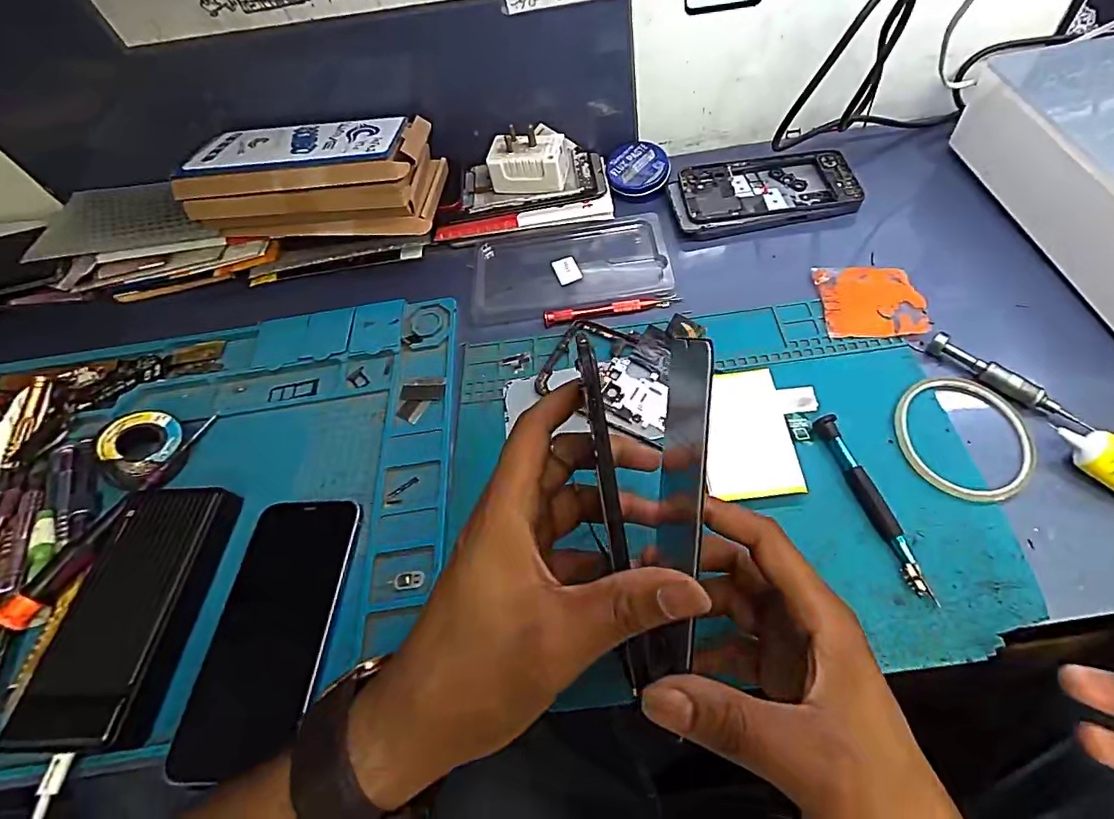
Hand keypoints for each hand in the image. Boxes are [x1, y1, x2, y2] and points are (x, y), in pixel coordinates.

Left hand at [343, 382, 711, 808]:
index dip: (562, 403)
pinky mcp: (519, 581)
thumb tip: (692, 588)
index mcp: (508, 514)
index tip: (597, 387)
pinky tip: (633, 568)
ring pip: (567, 509)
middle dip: (608, 460)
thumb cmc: (477, 667)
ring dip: (609, 509)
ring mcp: (514, 552)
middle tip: (657, 467)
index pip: (533, 436)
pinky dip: (598, 548)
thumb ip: (630, 604)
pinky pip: (565, 547)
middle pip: (560, 467)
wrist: (420, 726)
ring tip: (658, 523)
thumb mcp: (563, 633)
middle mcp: (510, 522)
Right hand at [638, 498, 959, 818]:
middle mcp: (808, 624)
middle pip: (748, 573)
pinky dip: (709, 651)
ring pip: (741, 610)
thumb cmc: (874, 782)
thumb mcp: (799, 749)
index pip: (769, 546)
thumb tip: (655, 693)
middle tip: (651, 564)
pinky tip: (678, 666)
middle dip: (702, 563)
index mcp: (822, 617)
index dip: (727, 518)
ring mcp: (797, 653)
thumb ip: (725, 719)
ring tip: (655, 609)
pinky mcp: (787, 683)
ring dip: (701, 607)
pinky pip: (739, 650)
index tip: (681, 506)